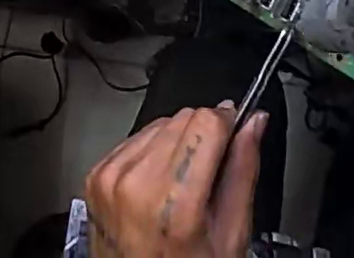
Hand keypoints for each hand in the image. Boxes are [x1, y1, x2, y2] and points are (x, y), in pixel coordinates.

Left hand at [84, 103, 266, 257]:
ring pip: (163, 122)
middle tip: (205, 177)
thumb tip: (255, 120)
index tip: (234, 135)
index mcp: (175, 205)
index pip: (207, 120)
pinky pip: (139, 136)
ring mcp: (112, 178)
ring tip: (179, 184)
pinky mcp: (97, 173)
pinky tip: (157, 184)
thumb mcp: (230, 237)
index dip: (227, 123)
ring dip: (178, 142)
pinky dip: (153, 151)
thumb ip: (243, 170)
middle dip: (203, 136)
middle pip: (185, 116)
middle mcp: (137, 184)